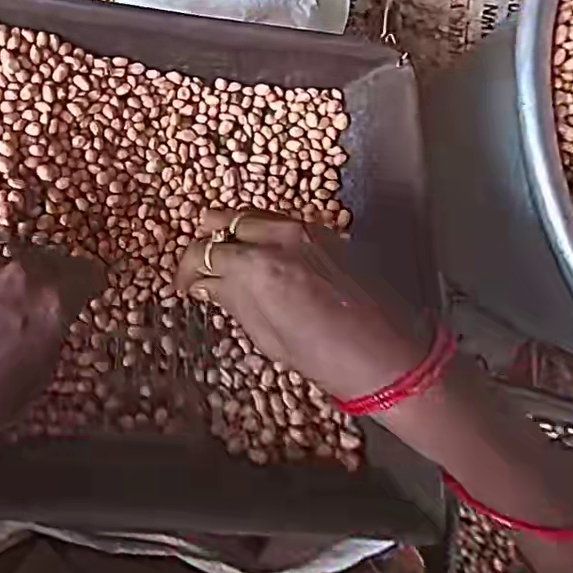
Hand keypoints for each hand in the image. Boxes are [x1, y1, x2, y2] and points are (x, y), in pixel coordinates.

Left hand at [0, 248, 103, 502]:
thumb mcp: (44, 369)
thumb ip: (55, 328)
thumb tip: (56, 315)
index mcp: (55, 300)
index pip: (88, 272)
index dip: (90, 284)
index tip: (87, 289)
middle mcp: (24, 273)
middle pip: (53, 260)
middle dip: (55, 278)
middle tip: (47, 301)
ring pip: (16, 261)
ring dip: (19, 279)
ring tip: (6, 310)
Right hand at [174, 209, 425, 401]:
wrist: (389, 356)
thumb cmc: (323, 356)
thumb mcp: (264, 333)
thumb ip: (230, 297)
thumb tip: (204, 283)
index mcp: (256, 266)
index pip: (203, 253)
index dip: (185, 270)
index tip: (184, 285)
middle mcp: (278, 237)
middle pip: (222, 222)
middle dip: (206, 245)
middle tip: (201, 268)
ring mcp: (303, 230)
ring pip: (249, 215)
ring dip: (231, 233)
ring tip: (227, 259)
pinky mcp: (323, 233)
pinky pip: (277, 221)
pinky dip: (259, 233)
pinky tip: (259, 257)